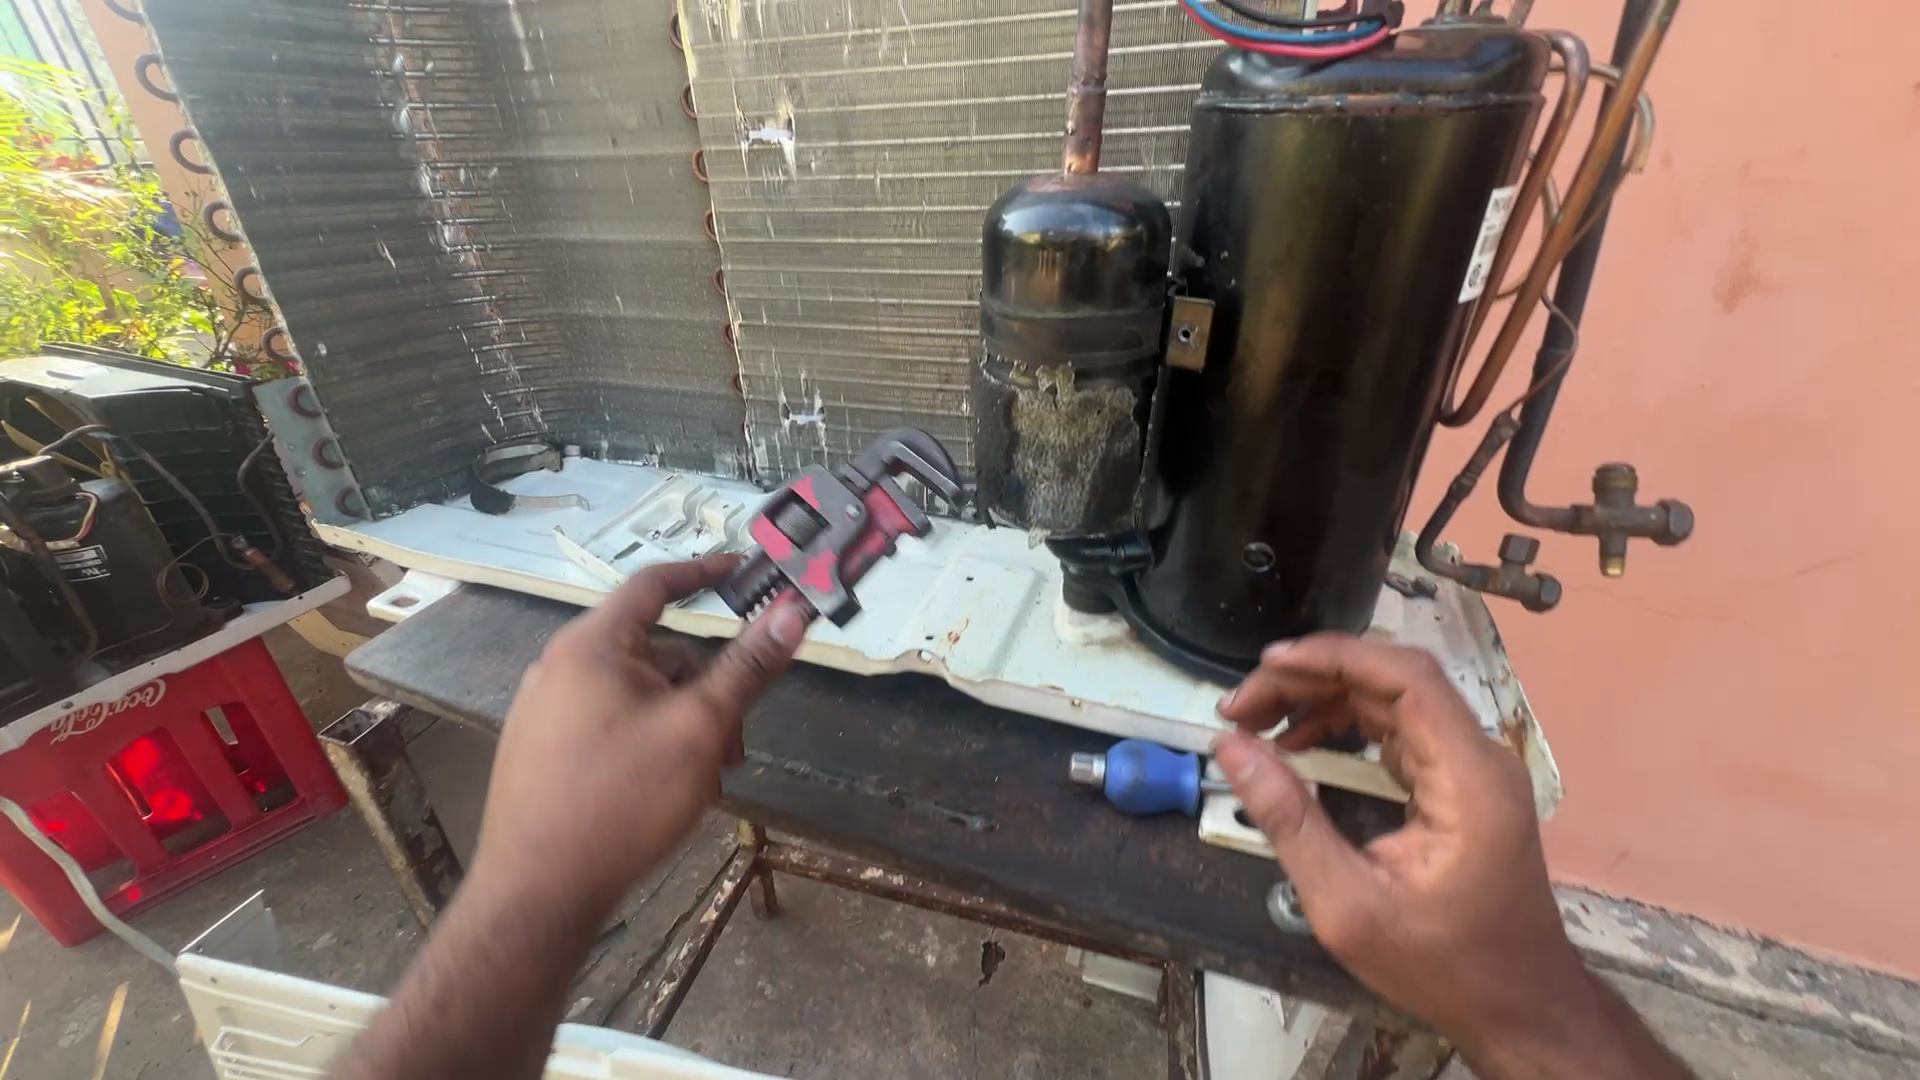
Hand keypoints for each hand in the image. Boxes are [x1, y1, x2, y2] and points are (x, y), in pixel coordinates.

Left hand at [472, 555, 808, 920]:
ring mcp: (548, 713)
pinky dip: (654, 739)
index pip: (654, 584)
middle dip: (707, 687)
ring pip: (642, 695)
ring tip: (709, 775)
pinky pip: (616, 724)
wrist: (535, 899)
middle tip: (737, 733)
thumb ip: (748, 666)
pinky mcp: (546, 752)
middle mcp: (563, 668)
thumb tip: (792, 612)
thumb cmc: (622, 799)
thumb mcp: (700, 727)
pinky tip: (672, 787)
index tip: (743, 571)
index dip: (704, 571)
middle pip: (658, 653)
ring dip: (686, 721)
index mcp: (592, 646)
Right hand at [1213, 635, 1591, 1062]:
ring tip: (1253, 719)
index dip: (1333, 656)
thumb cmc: (1442, 966)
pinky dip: (1334, 720)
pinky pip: (1387, 723)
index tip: (1267, 665)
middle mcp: (1475, 756)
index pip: (1405, 677)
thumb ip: (1288, 819)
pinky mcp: (1451, 777)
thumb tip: (1230, 746)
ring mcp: (1466, 764)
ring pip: (1382, 695)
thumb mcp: (1347, 904)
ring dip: (1314, 696)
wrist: (1520, 1010)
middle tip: (1240, 706)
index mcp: (1468, 779)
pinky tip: (1292, 742)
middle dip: (1306, 677)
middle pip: (1386, 678)